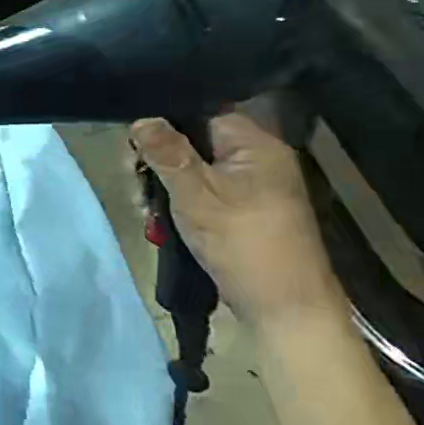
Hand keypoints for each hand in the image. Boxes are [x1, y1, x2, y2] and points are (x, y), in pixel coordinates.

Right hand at [130, 112, 345, 322]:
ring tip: (145, 207)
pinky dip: (185, 201)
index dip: (165, 121)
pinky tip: (163, 219)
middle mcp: (259, 157)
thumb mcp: (195, 195)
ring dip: (169, 184)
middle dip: (161, 159)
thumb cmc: (243, 245)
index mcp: (255, 142)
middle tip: (136, 183)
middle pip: (196, 139)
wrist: (289, 315)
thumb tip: (141, 118)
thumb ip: (167, 152)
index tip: (135, 144)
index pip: (201, 110)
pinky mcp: (250, 210)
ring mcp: (256, 186)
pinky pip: (209, 191)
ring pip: (198, 168)